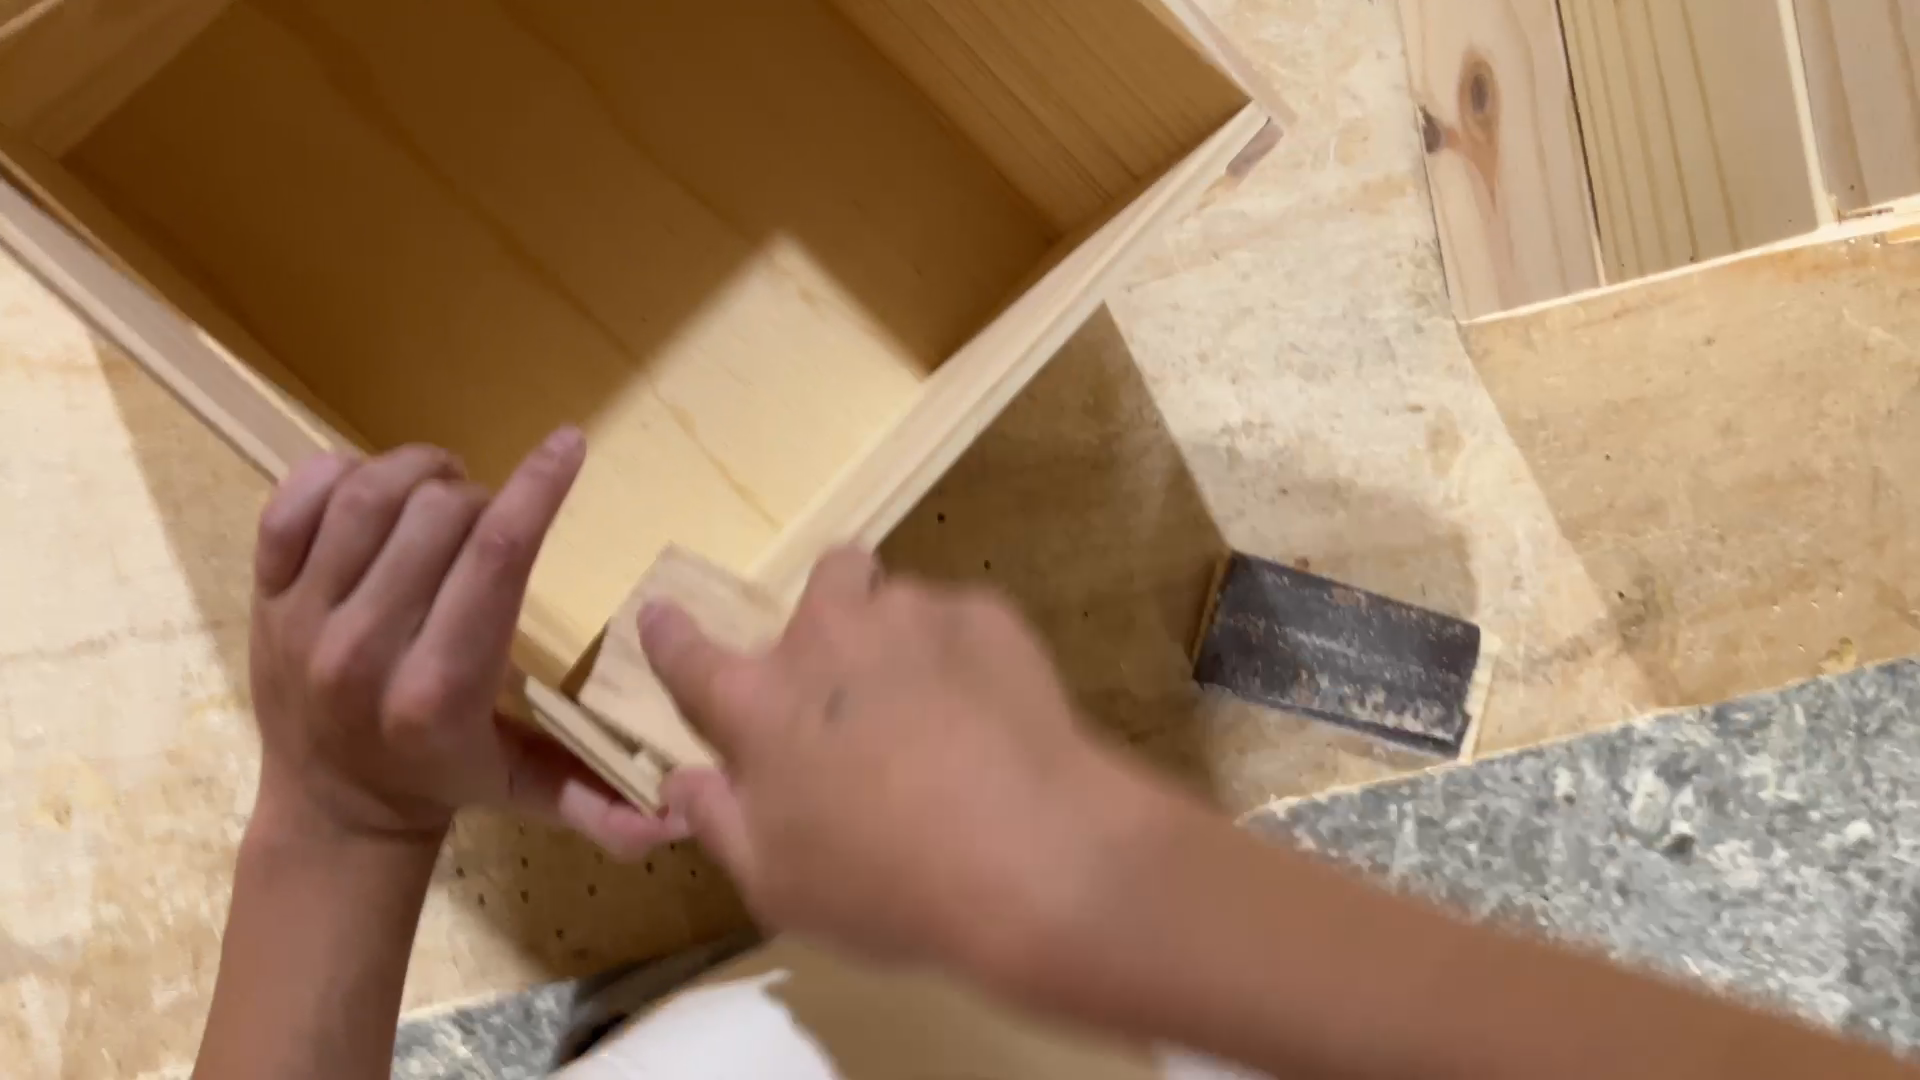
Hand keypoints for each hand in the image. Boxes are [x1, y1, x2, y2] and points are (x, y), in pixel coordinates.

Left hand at [247, 430, 678, 855]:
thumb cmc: (450, 783)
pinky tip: (382, 492)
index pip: (498, 556)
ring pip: (370, 494)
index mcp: (441, 687)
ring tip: (453, 491)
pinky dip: (342, 475)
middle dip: (488, 495)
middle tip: (504, 517)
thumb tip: (677, 825)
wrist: (330, 810)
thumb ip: (601, 804)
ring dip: (425, 473)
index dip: (540, 488)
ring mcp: (302, 616)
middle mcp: (364, 645)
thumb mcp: (532, 795)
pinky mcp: (261, 596)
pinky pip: (293, 500)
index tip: (569, 443)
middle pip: (439, 513)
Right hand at [641, 548, 1163, 978]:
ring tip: (942, 705)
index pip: (689, 656)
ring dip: (904, 638)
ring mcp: (912, 613)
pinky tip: (992, 711)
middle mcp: (828, 636)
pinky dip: (966, 654)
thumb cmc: (889, 884)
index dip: (670, 636)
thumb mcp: (779, 883)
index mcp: (764, 703)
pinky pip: (962, 621)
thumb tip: (683, 779)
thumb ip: (720, 820)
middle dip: (835, 609)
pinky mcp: (984, 613)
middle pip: (821, 579)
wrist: (1031, 855)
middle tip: (861, 672)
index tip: (661, 613)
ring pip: (897, 598)